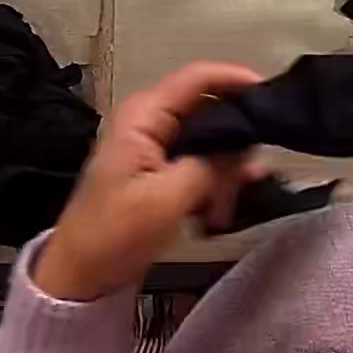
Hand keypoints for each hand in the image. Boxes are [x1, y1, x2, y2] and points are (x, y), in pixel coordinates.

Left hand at [34, 61, 263, 301]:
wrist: (81, 275)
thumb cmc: (115, 232)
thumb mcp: (167, 198)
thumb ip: (212, 166)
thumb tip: (247, 148)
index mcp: (145, 115)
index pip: (198, 77)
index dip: (237, 79)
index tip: (271, 96)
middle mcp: (153, 121)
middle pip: (211, 108)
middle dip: (236, 138)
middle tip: (253, 172)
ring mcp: (159, 145)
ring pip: (212, 139)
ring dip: (227, 170)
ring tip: (228, 206)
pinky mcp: (165, 170)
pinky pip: (204, 163)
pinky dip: (217, 183)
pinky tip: (222, 211)